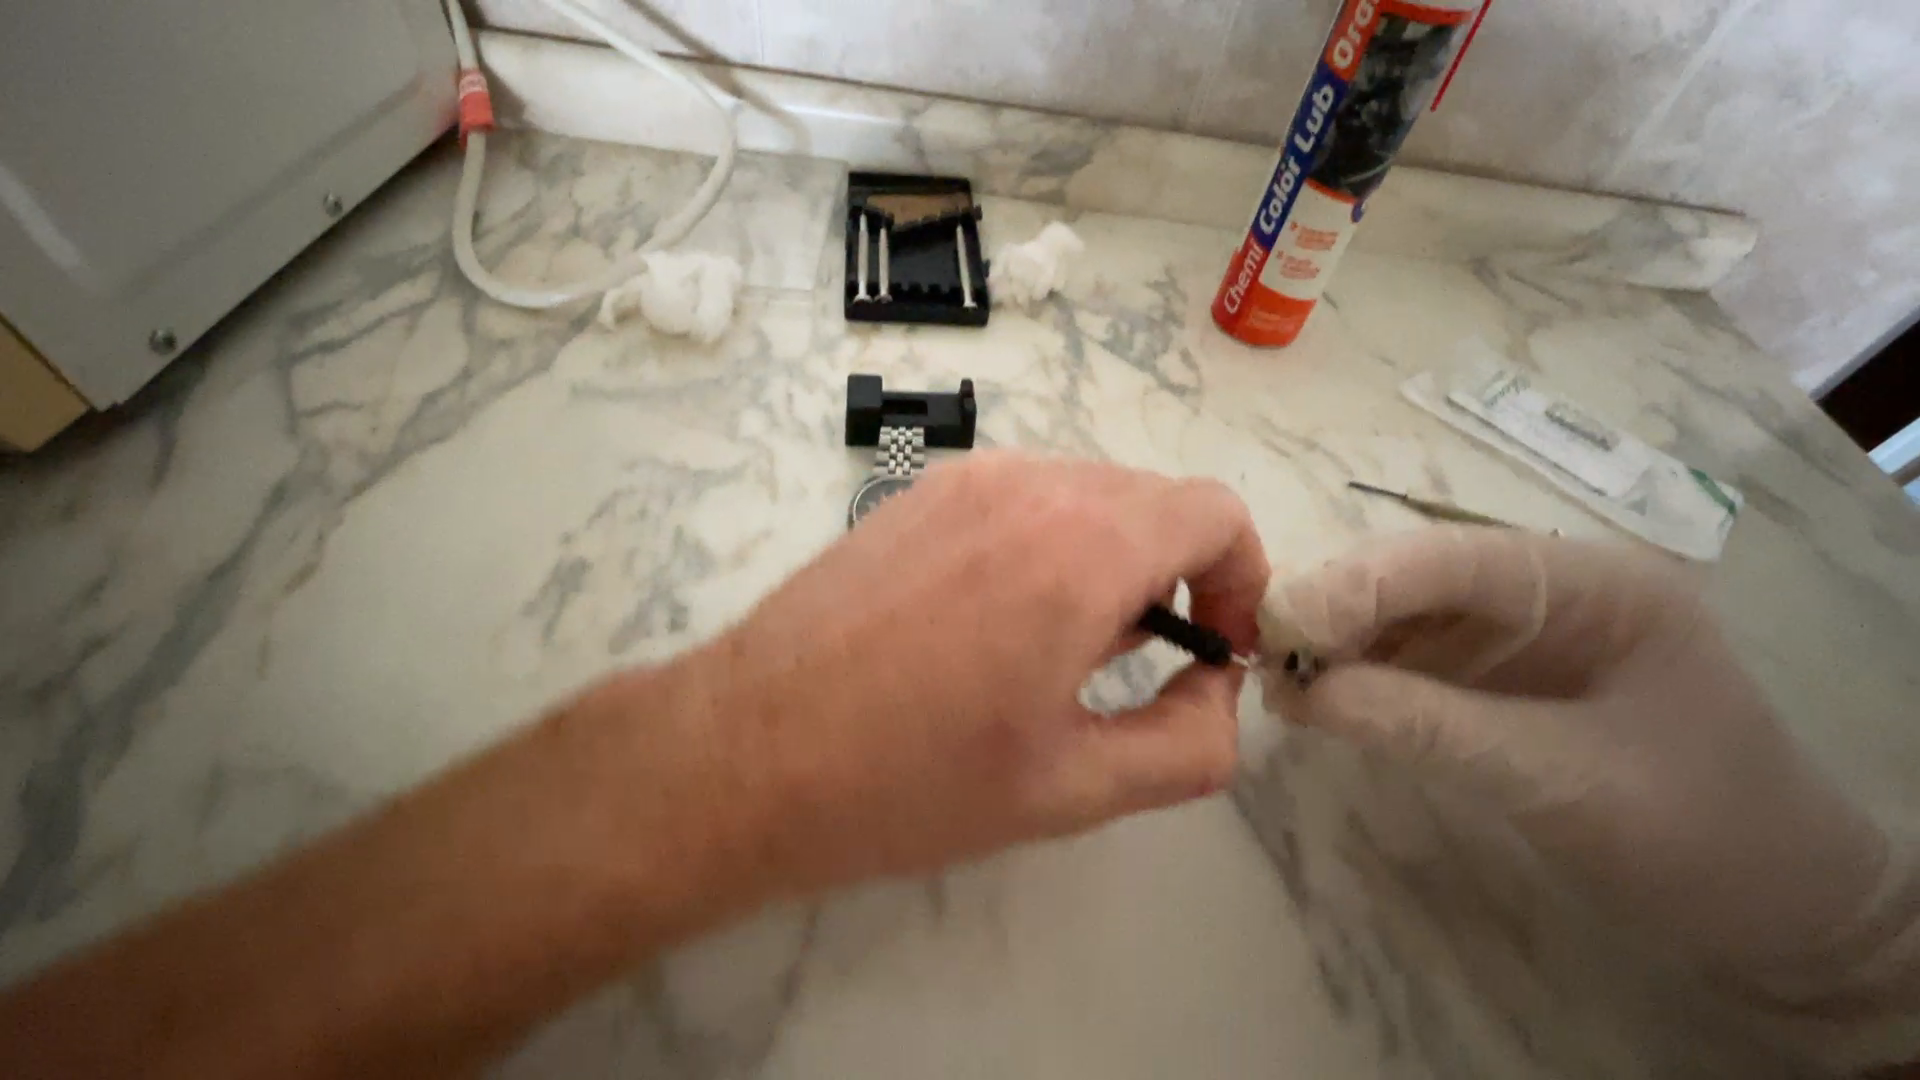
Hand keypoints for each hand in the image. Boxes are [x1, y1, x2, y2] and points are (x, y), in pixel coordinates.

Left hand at [666, 452, 1267, 895]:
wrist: (744, 749)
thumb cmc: (911, 781)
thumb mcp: (1074, 788)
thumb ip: (1189, 742)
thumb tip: (1218, 686)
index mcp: (1081, 547)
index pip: (1214, 513)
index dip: (1242, 579)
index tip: (1215, 648)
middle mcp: (1027, 484)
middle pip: (1152, 501)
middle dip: (1174, 576)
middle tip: (1128, 666)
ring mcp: (963, 479)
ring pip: (1085, 495)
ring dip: (1107, 560)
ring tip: (1055, 652)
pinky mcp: (914, 494)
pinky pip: (1020, 499)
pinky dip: (1045, 544)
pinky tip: (991, 622)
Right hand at [1257, 527, 1908, 1004]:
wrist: (1778, 919)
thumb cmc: (1698, 837)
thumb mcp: (1557, 779)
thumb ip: (1423, 724)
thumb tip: (1295, 691)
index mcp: (1590, 583)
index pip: (1449, 558)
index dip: (1356, 584)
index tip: (1278, 624)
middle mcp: (1540, 588)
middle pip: (1409, 575)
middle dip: (1333, 609)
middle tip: (1261, 651)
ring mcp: (1507, 631)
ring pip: (1392, 613)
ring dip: (1330, 642)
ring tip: (1274, 679)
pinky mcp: (1481, 674)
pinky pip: (1398, 657)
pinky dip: (1347, 674)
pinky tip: (1308, 696)